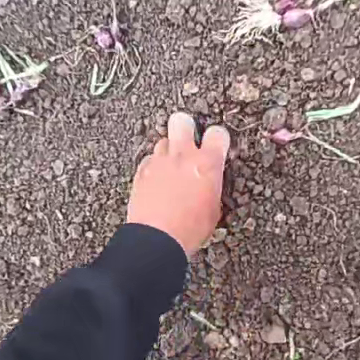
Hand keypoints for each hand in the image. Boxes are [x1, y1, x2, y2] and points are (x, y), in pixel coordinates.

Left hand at [127, 111, 229, 254]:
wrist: (157, 238)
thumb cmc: (190, 228)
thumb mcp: (214, 208)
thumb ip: (212, 184)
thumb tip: (210, 180)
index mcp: (208, 163)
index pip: (218, 133)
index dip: (218, 139)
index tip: (216, 146)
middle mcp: (183, 155)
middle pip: (181, 120)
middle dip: (185, 127)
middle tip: (188, 142)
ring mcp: (159, 161)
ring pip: (163, 141)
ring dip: (169, 151)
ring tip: (172, 169)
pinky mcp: (141, 171)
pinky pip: (148, 159)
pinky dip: (153, 167)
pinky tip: (158, 182)